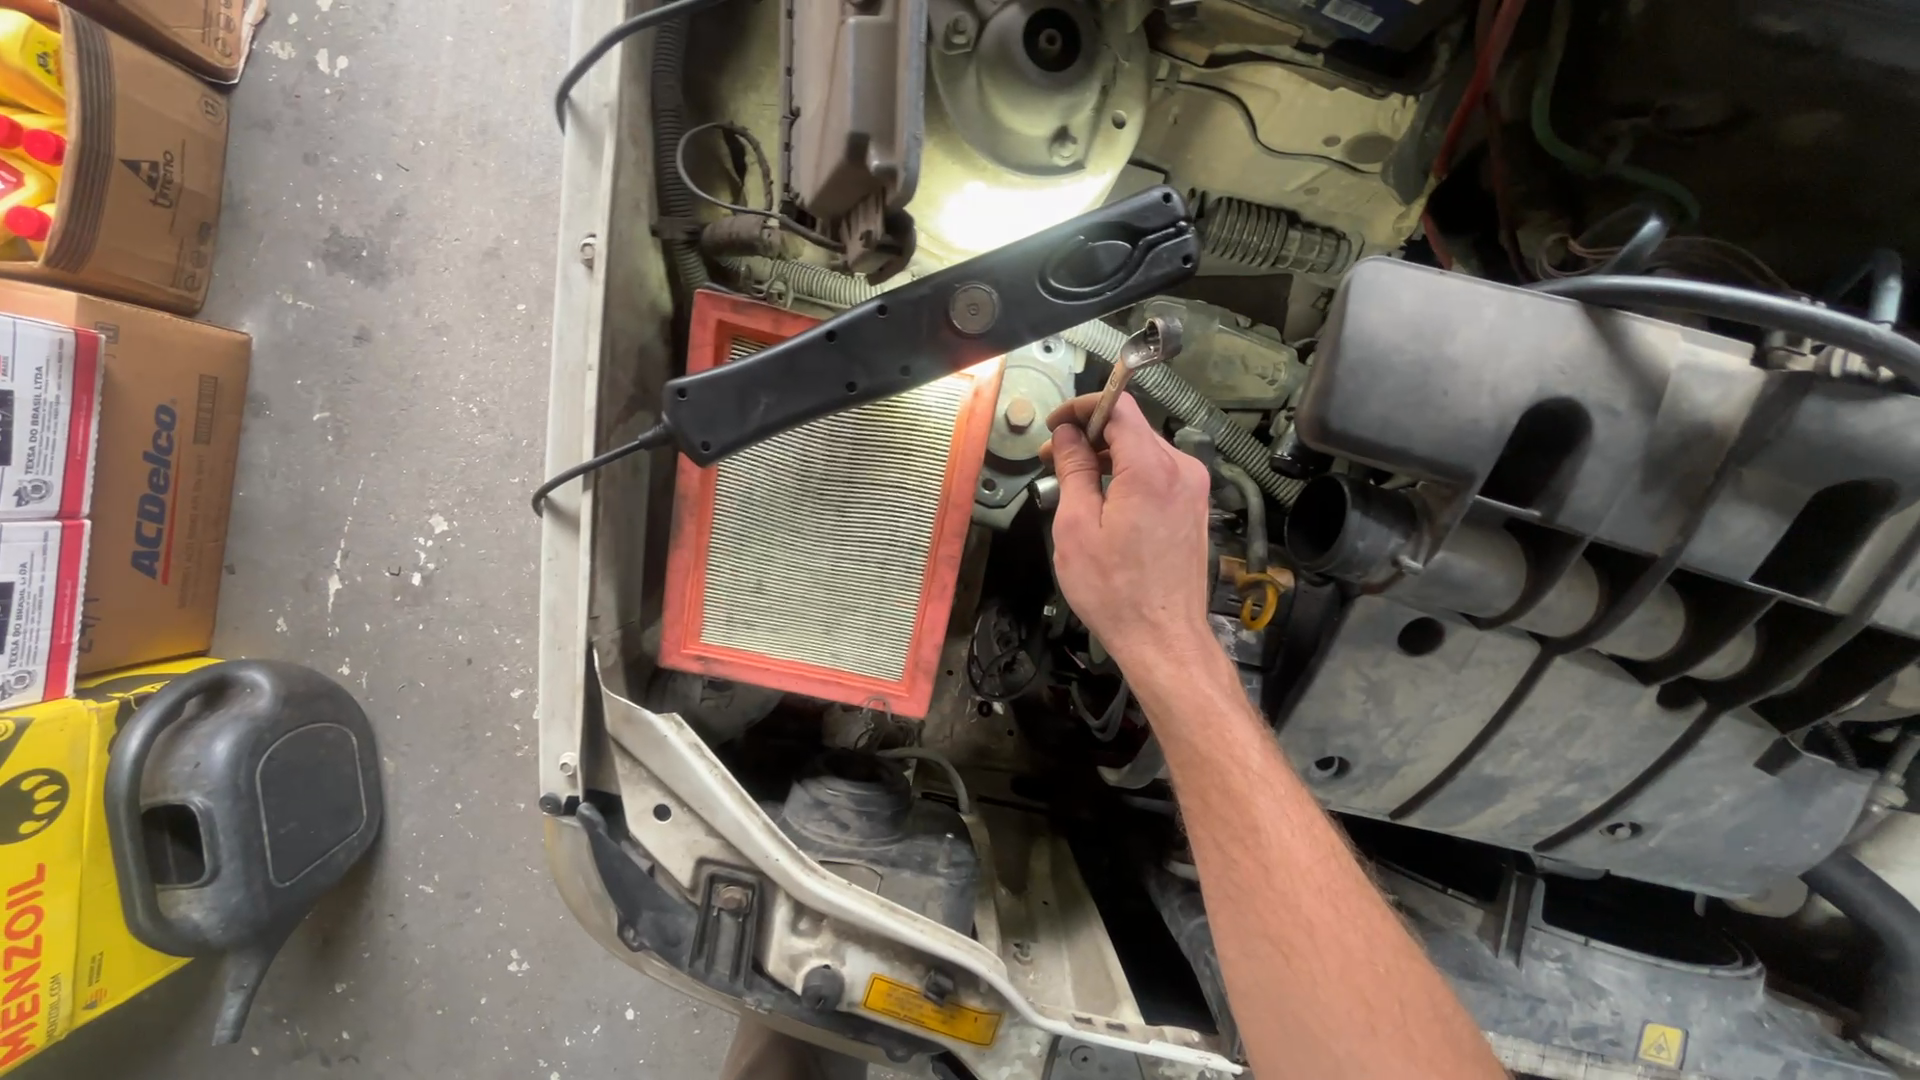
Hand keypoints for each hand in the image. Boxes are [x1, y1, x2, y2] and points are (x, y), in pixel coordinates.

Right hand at [1041, 393, 1214, 668]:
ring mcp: (1193, 489)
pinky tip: (1104, 500)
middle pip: (1131, 427)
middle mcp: (1181, 470)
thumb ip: (1073, 470)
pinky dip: (1128, 475)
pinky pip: (1157, 474)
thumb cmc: (1116, 591)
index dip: (1081, 407)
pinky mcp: (1194, 507)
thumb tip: (1067, 435)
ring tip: (1074, 482)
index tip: (1055, 425)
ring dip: (1107, 457)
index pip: (1119, 406)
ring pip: (1144, 450)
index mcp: (1151, 469)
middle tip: (1053, 459)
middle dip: (1089, 435)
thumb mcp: (1077, 526)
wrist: (1163, 637)